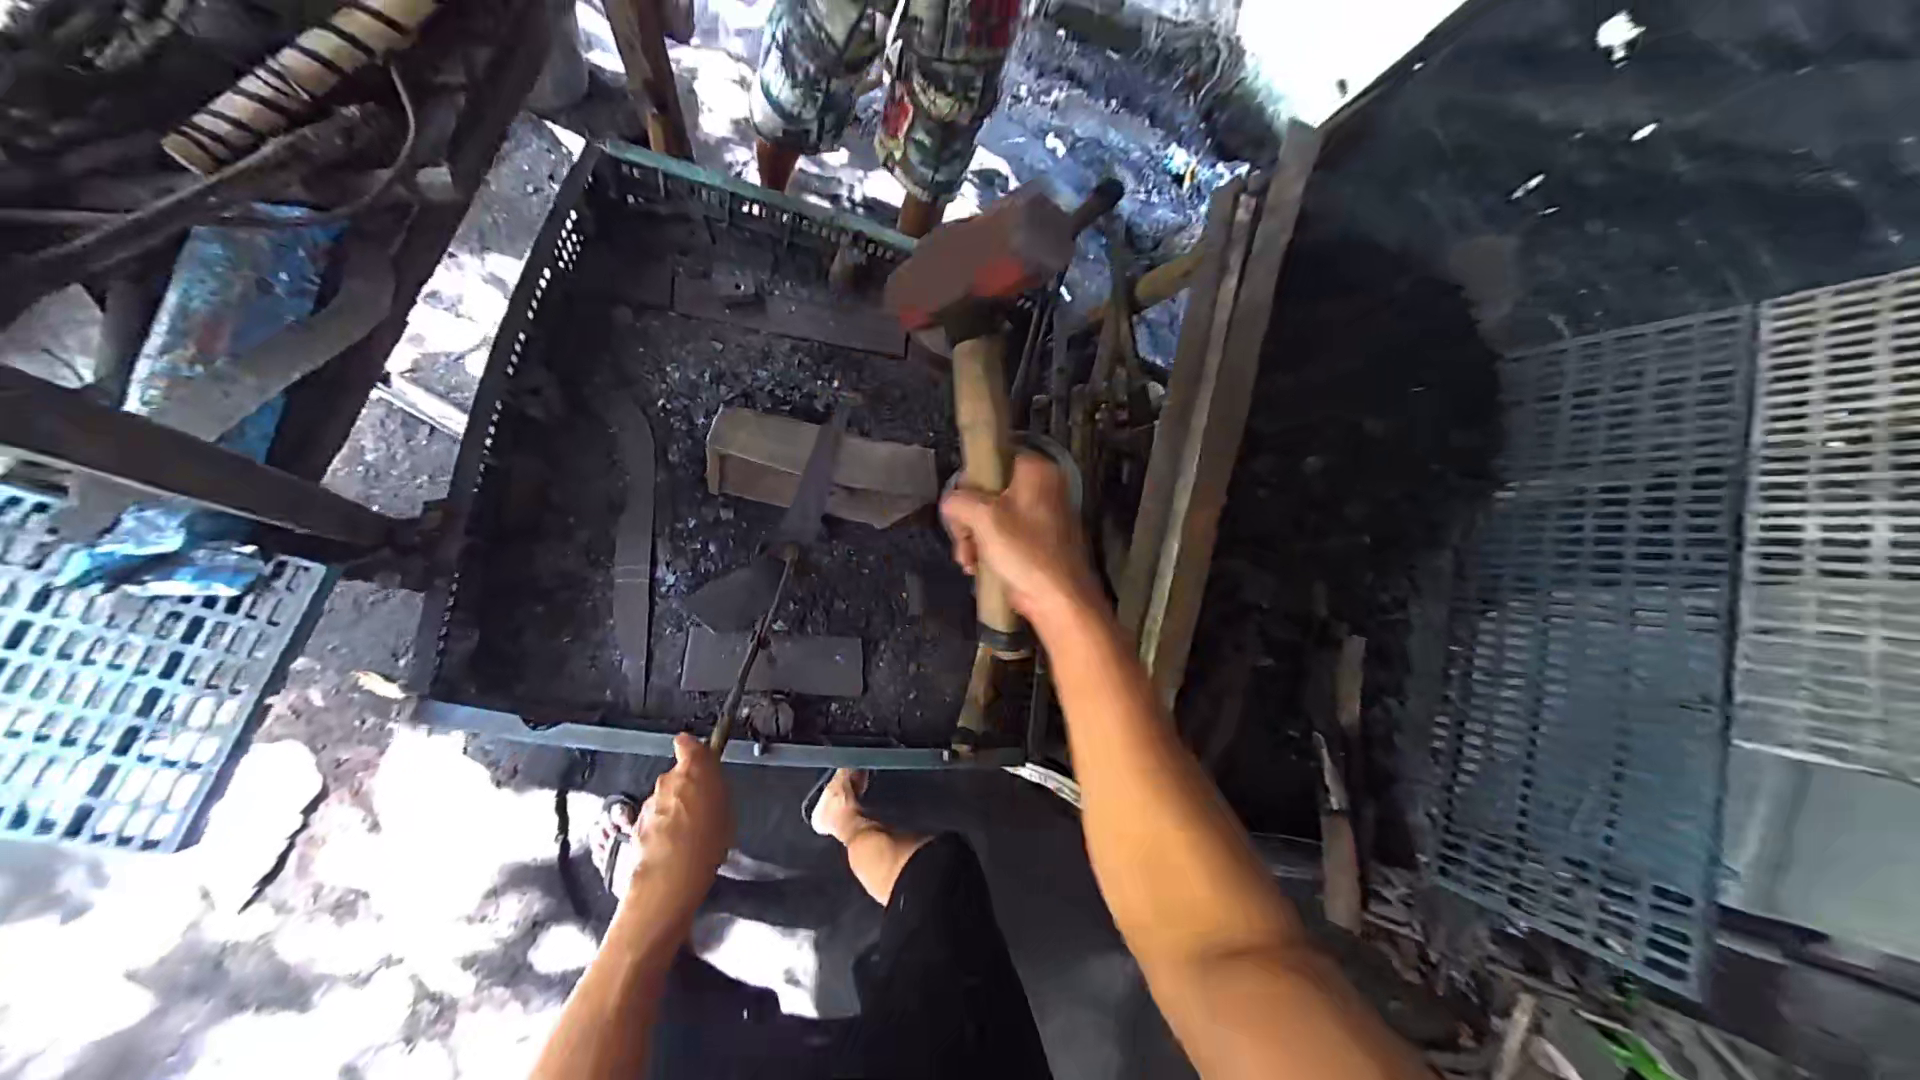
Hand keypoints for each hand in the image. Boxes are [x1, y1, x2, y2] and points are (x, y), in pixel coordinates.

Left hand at [625, 734, 731, 917]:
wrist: (671, 875)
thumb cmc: (708, 838)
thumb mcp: (727, 808)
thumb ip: (715, 788)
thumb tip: (709, 785)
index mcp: (694, 768)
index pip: (687, 742)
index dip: (692, 749)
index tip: (700, 759)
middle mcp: (668, 779)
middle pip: (677, 774)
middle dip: (686, 787)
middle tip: (701, 807)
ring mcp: (649, 801)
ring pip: (665, 798)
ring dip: (674, 809)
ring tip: (688, 833)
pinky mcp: (636, 824)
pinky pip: (654, 819)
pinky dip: (662, 827)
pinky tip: (674, 846)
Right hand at [939, 452, 1104, 624]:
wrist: (1060, 600)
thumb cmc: (1024, 552)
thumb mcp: (983, 520)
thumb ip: (959, 501)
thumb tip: (950, 502)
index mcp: (1036, 471)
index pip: (992, 459)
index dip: (969, 482)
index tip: (958, 506)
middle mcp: (1043, 487)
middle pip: (989, 492)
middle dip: (968, 520)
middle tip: (962, 540)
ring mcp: (1042, 516)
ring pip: (993, 517)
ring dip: (974, 539)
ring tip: (968, 561)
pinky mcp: (1039, 542)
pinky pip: (1005, 537)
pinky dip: (989, 550)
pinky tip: (978, 568)